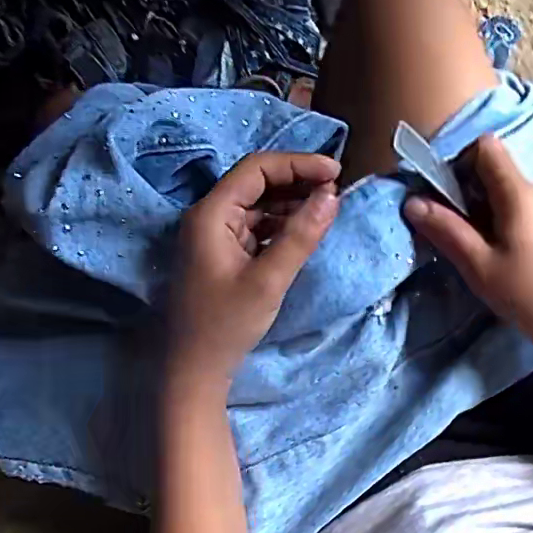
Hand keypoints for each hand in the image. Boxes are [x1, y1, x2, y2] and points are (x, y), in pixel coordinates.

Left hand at [169, 152, 340, 381]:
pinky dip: (282, 224)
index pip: (257, 169)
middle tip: (337, 189)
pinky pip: (256, 227)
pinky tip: (305, 231)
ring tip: (327, 208)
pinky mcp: (224, 255)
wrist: (195, 367)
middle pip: (256, 183)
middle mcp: (209, 217)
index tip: (336, 172)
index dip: (298, 164)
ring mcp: (215, 236)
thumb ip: (300, 236)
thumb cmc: (226, 324)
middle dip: (297, 181)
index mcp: (211, 214)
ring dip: (292, 203)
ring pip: (258, 205)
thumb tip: (332, 197)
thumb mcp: (269, 280)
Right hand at [402, 134, 532, 357]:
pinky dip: (523, 223)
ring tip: (495, 251)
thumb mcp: (477, 266)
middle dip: (478, 193)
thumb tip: (413, 202)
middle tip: (468, 234)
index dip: (463, 163)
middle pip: (502, 173)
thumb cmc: (522, 294)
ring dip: (500, 211)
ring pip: (520, 194)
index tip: (453, 198)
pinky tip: (523, 258)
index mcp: (520, 194)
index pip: (487, 147)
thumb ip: (446, 230)